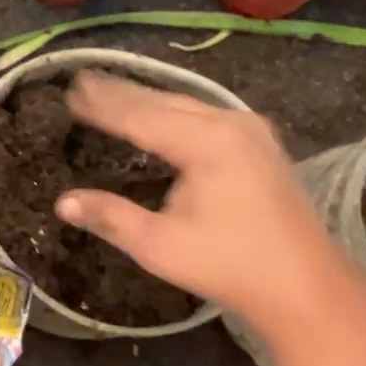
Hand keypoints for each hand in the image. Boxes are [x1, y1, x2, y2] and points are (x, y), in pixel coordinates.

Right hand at [54, 71, 362, 341]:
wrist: (303, 284)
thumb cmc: (227, 264)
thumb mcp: (158, 245)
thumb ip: (110, 217)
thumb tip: (63, 203)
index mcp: (206, 143)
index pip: (141, 116)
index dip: (102, 105)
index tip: (70, 91)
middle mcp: (231, 124)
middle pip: (165, 101)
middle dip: (122, 93)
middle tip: (83, 82)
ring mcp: (251, 132)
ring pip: (187, 105)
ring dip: (147, 99)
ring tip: (112, 91)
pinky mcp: (260, 146)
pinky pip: (205, 116)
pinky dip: (172, 112)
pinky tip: (159, 114)